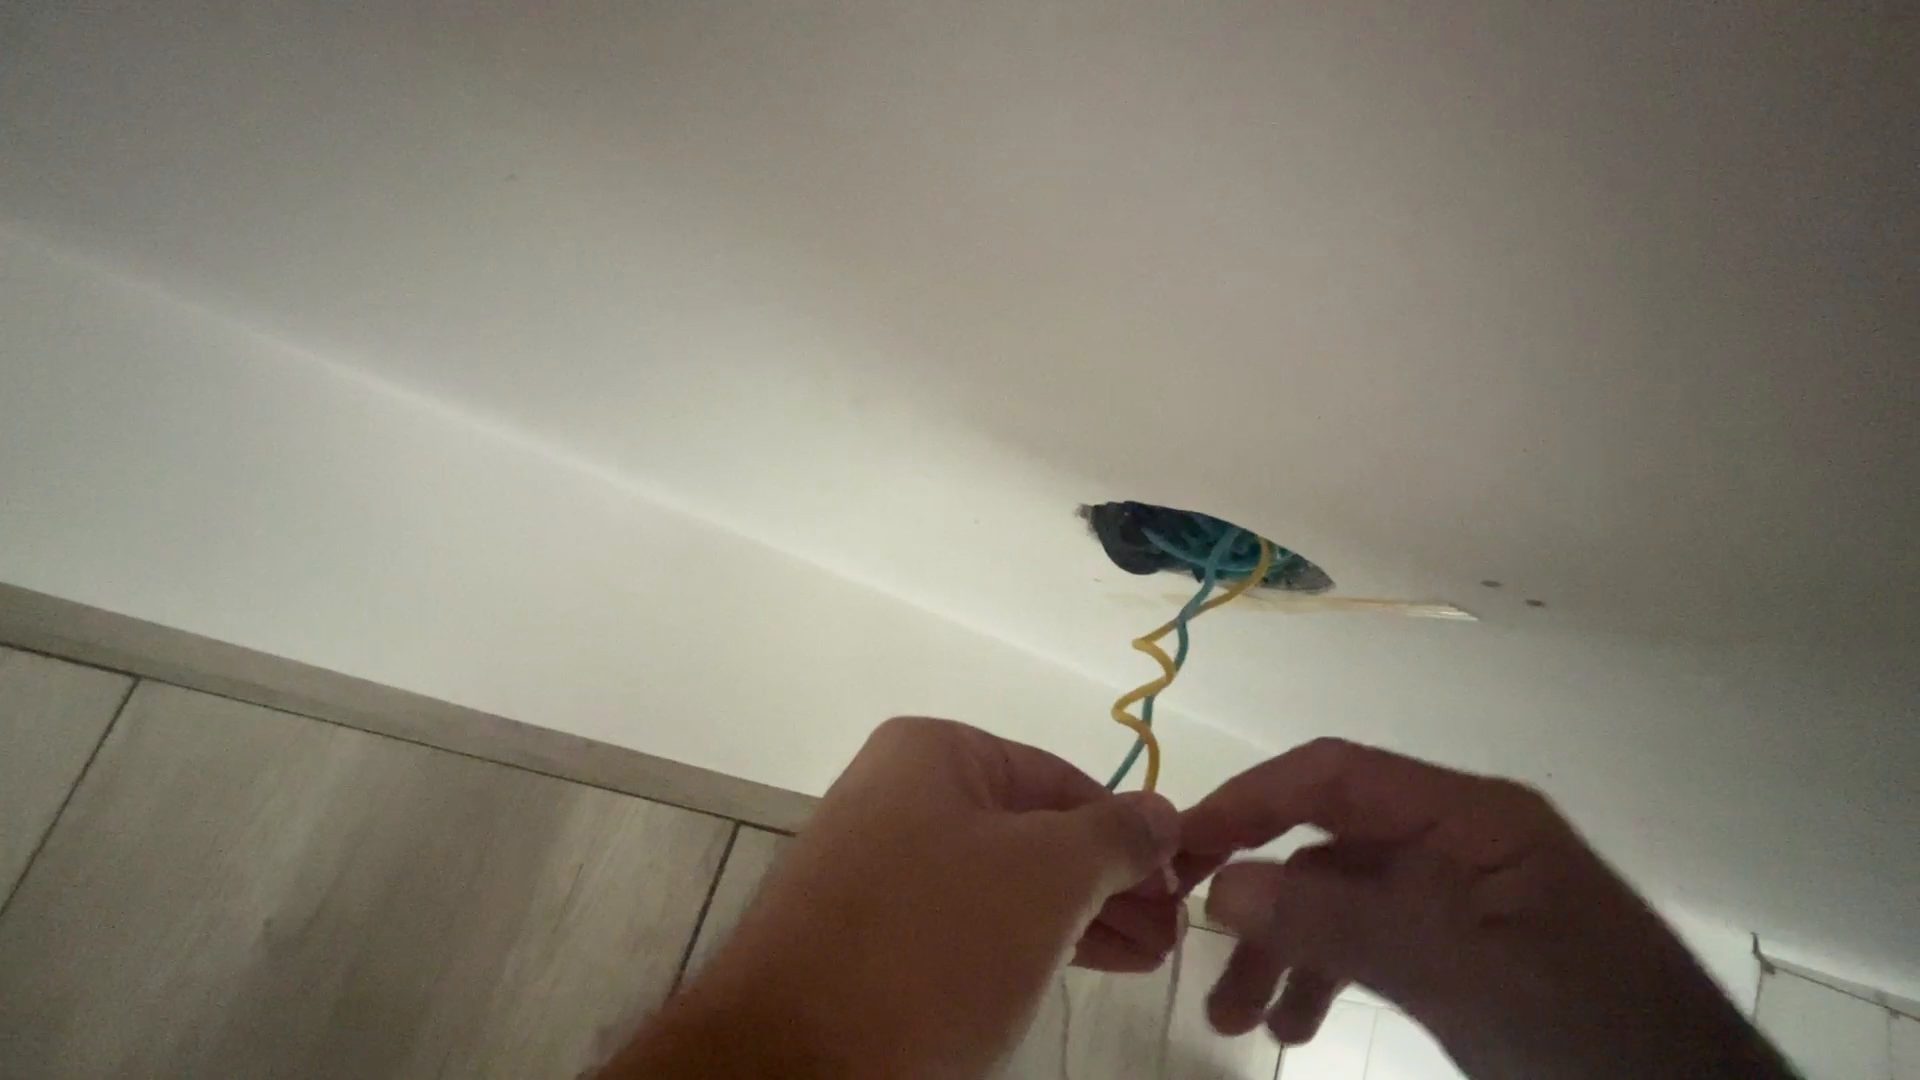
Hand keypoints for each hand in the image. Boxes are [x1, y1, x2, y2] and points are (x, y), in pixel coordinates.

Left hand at [608, 717, 1180, 1079]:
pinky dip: (1029, 938)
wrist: (791, 1059)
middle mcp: (903, 793)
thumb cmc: (934, 938)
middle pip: (1033, 829)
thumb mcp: (1045, 875)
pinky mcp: (875, 930)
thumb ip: (1113, 836)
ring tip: (1146, 955)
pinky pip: (970, 918)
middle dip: (1109, 880)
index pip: (1058, 777)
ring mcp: (884, 863)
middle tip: (1172, 929)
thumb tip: (1164, 812)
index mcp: (935, 753)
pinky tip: (1081, 961)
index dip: (1127, 828)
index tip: (1183, 878)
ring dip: (1078, 914)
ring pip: (1005, 879)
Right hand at [1178, 738, 1793, 1079]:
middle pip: (1325, 842)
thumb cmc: (1592, 1038)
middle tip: (1188, 925)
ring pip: (1337, 899)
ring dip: (1281, 950)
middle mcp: (1452, 840)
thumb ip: (1337, 924)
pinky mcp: (1456, 944)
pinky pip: (1366, 941)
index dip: (1252, 797)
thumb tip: (1219, 886)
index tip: (1185, 841)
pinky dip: (1322, 976)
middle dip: (1258, 892)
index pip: (1334, 775)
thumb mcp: (1460, 977)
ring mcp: (1453, 894)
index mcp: (1468, 816)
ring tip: (1235, 1017)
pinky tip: (1292, 1025)